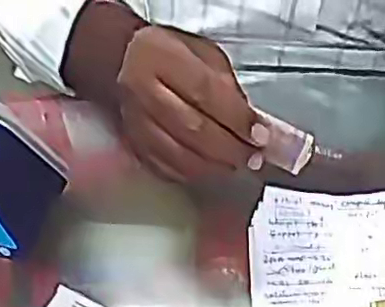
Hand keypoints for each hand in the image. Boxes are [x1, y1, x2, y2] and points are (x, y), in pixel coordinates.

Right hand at [109, 25, 267, 182]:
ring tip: (237, 163)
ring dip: (217, 165)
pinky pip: (173, 171)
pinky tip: (213, 168)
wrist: (125, 67)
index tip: (259, 135)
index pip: (205, 92)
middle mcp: (142, 90)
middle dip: (231, 148)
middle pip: (195, 130)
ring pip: (184, 157)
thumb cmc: (170, 59)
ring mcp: (137, 124)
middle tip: (253, 156)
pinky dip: (199, 173)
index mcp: (160, 56)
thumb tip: (252, 125)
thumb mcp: (203, 56)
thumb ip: (228, 88)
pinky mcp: (138, 149)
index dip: (237, 118)